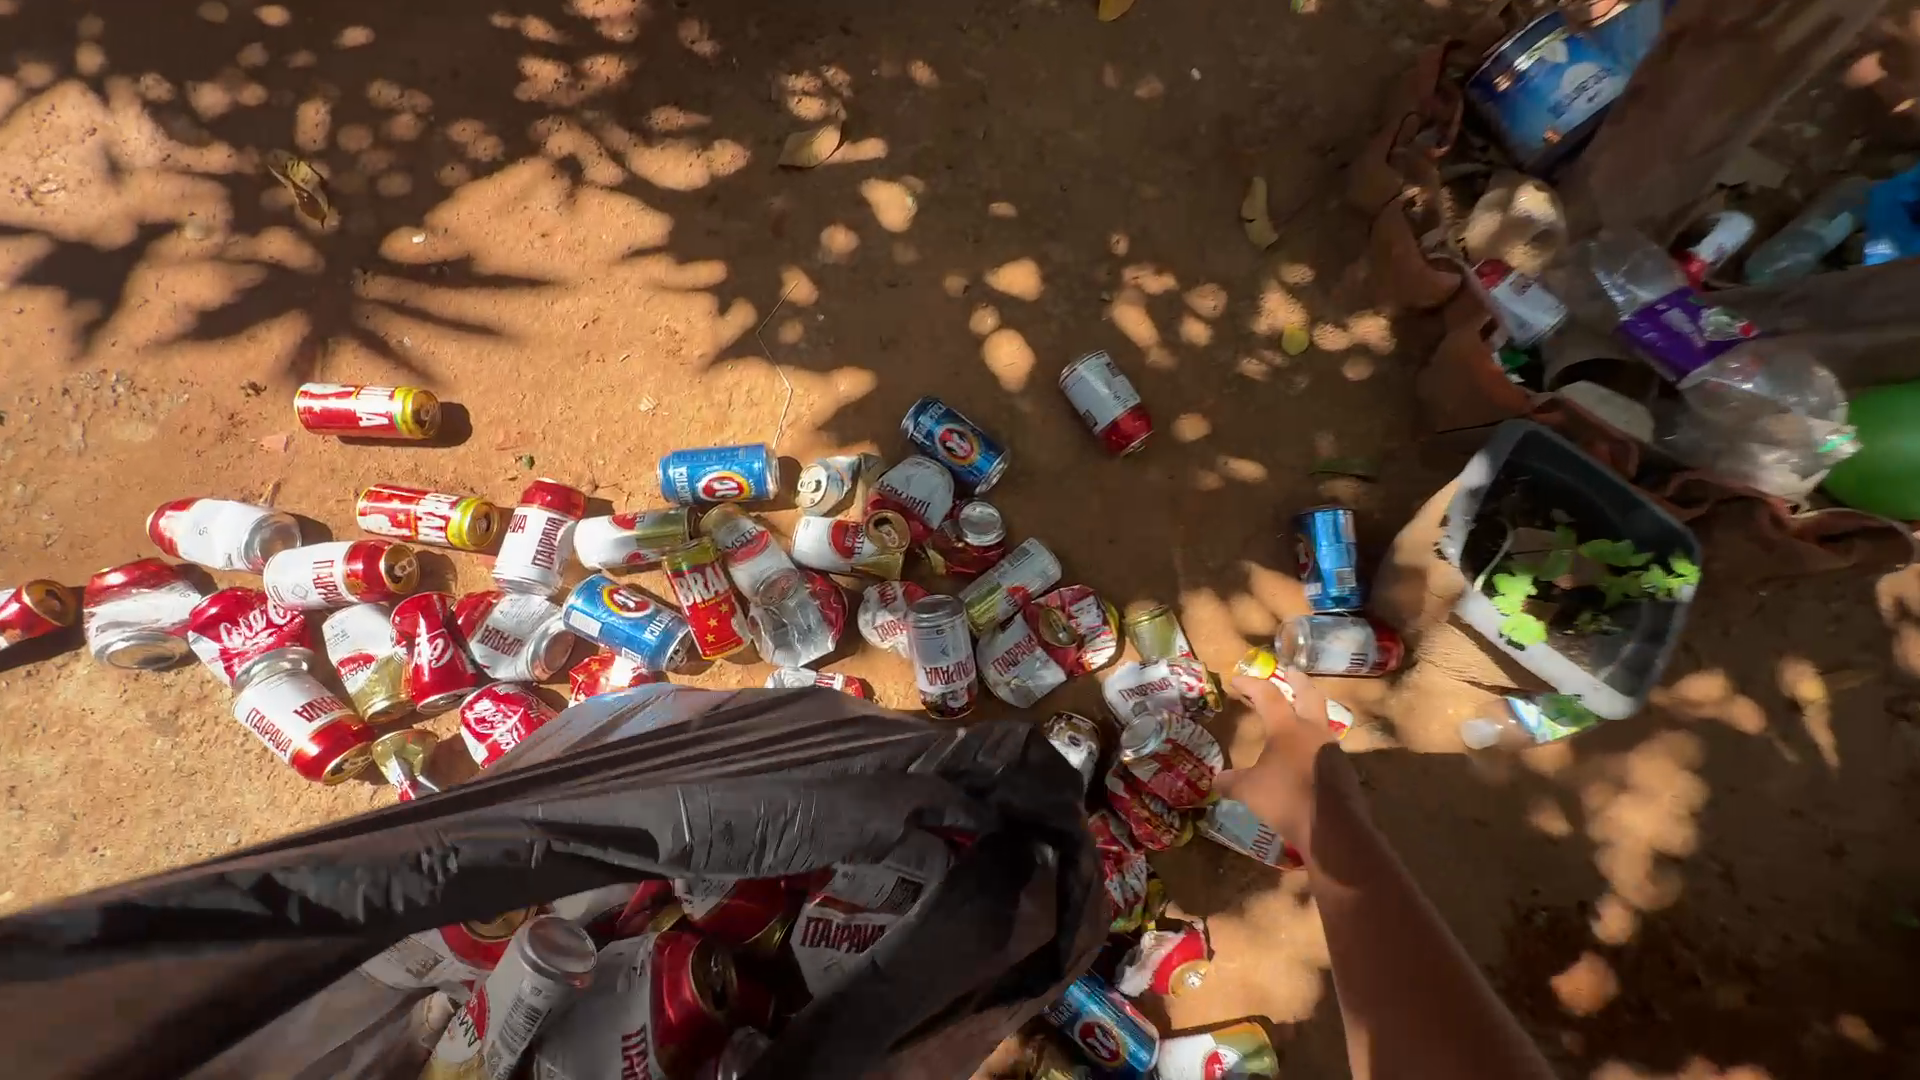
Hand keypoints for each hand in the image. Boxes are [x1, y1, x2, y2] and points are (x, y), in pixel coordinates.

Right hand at [1213, 670, 1342, 861]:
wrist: (1334, 830)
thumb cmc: (1286, 799)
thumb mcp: (1249, 791)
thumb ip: (1231, 782)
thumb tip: (1214, 780)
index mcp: (1288, 728)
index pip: (1267, 694)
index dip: (1250, 684)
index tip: (1235, 680)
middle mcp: (1313, 731)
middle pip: (1308, 695)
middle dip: (1297, 681)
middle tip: (1290, 672)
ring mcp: (1332, 750)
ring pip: (1321, 719)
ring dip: (1308, 711)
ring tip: (1295, 714)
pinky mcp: (1342, 770)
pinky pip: (1325, 745)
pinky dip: (1312, 741)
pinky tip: (1303, 755)